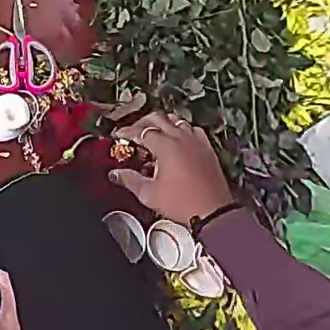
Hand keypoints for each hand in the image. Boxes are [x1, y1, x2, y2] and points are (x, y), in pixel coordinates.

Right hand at [110, 112, 238, 222]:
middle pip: (158, 118)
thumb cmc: (184, 203)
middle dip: (142, 123)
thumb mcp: (149, 194)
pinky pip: (193, 129)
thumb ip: (130, 180)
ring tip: (153, 133)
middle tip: (133, 132)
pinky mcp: (206, 148)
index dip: (126, 132)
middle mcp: (181, 138)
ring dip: (162, 123)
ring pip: (176, 120)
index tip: (119, 136)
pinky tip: (179, 138)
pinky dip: (182, 129)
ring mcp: (196, 141)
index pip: (140, 131)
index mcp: (165, 146)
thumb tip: (117, 174)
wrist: (212, 211)